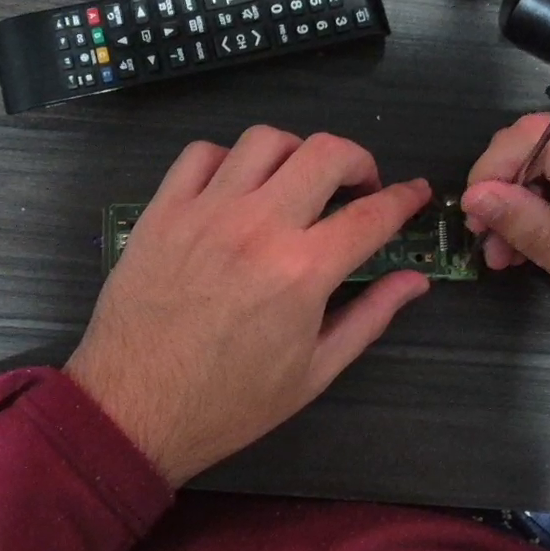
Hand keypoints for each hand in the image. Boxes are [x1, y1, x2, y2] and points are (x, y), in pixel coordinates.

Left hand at [67, 127, 432, 485]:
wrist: (133, 409)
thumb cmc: (229, 403)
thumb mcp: (314, 372)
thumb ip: (370, 317)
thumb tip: (415, 280)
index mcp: (303, 271)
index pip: (373, 214)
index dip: (406, 198)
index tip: (416, 193)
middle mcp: (258, 225)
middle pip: (325, 153)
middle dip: (359, 160)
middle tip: (359, 188)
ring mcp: (205, 211)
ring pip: (264, 141)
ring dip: (295, 153)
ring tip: (297, 183)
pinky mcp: (163, 210)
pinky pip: (201, 154)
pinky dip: (229, 159)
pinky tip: (235, 188)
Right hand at [462, 113, 549, 408]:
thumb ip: (532, 227)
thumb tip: (476, 197)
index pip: (528, 137)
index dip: (488, 173)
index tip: (472, 218)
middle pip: (540, 142)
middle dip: (506, 190)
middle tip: (492, 245)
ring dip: (528, 197)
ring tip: (515, 250)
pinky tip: (548, 233)